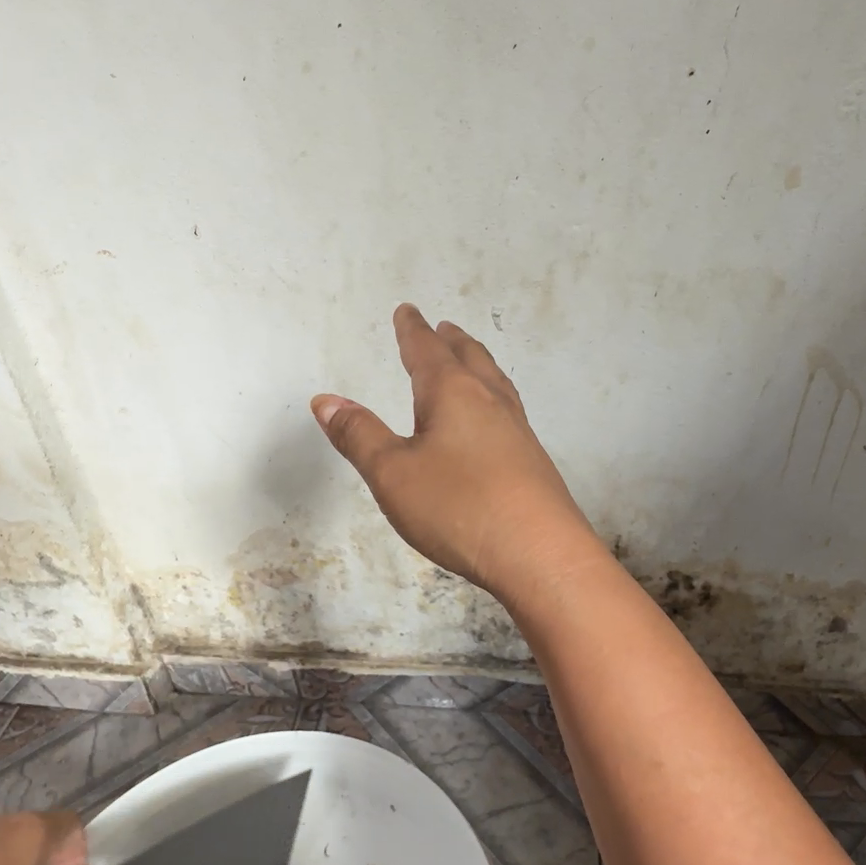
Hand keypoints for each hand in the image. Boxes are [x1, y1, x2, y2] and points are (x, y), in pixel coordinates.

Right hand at [312, 304, 602, 602]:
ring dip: (478, 366)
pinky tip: (493, 423)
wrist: (539, 554)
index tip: (407, 311)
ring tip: (470, 363)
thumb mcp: (392, 474)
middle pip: (470, 359)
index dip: (412, 331)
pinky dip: (493, 399)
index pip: (427, 351)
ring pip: (496, 384)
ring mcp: (518, 432)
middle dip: (451, 343)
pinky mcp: (533, 462)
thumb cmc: (457, 507)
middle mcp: (490, 402)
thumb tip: (326, 399)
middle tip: (443, 329)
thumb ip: (359, 435)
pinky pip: (508, 412)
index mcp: (453, 394)